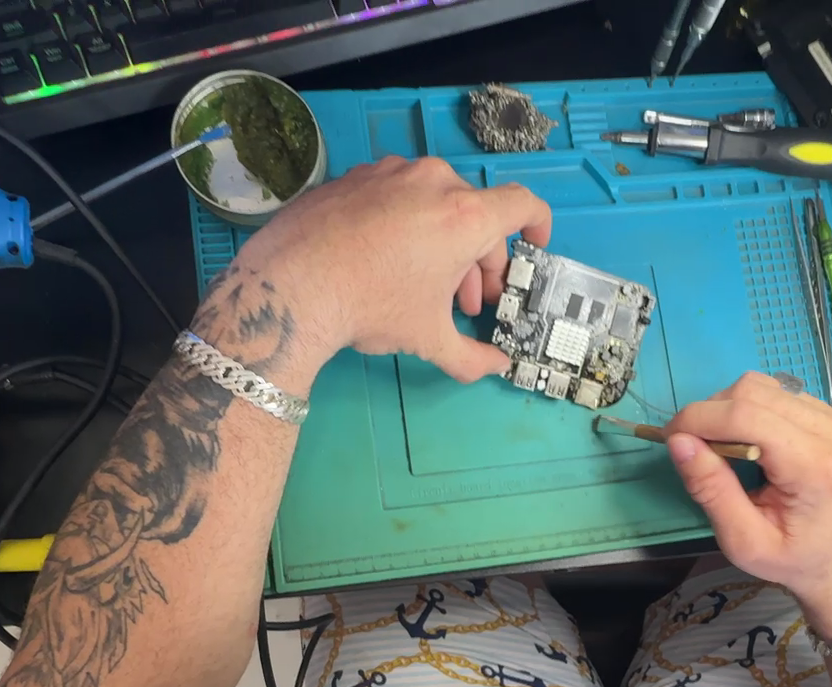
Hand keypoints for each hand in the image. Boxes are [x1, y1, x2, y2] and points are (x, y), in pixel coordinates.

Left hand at [215, 155, 552, 385]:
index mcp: (464, 216)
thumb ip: (473, 357)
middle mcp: (434, 182)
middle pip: (478, 215)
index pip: (522, 204)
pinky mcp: (357, 176)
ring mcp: (391, 173)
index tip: (534, 246)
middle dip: (480, 262)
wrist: (292, 284)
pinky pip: (400, 197)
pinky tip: (390, 262)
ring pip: (437, 204)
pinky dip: (410, 225)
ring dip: (445, 245)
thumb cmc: (373, 307)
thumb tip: (497, 368)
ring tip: (427, 288)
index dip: (538, 224)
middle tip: (467, 302)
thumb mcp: (429, 340)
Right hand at [664, 373, 831, 636]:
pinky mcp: (831, 415)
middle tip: (692, 447)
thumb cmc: (791, 558)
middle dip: (709, 413)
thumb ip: (711, 490)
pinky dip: (748, 410)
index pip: (746, 416)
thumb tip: (678, 442)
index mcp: (813, 467)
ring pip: (762, 386)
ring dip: (727, 409)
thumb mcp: (743, 541)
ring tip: (719, 446)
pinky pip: (776, 393)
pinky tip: (746, 442)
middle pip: (752, 392)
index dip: (699, 419)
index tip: (670, 438)